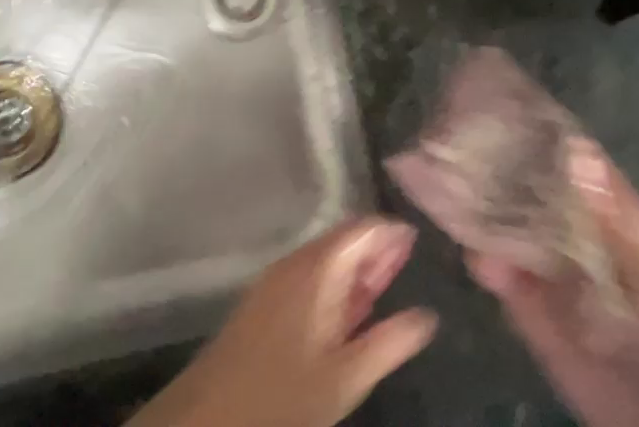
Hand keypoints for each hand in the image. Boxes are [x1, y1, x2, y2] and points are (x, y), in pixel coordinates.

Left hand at [127, 217, 437, 426]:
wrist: (211, 411)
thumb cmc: (284, 394)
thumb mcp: (347, 375)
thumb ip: (390, 342)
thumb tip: (427, 316)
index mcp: (317, 271)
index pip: (359, 230)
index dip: (389, 230)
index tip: (416, 235)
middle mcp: (294, 265)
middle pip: (341, 242)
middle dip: (375, 245)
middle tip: (409, 251)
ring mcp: (275, 280)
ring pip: (324, 259)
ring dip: (355, 264)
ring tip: (389, 271)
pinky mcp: (264, 300)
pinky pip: (308, 276)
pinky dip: (334, 280)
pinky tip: (350, 301)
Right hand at [466, 157, 638, 426]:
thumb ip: (616, 219)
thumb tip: (579, 151)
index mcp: (627, 232)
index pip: (587, 175)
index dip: (556, 143)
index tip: (520, 106)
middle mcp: (586, 245)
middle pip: (543, 198)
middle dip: (511, 172)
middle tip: (474, 143)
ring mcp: (557, 279)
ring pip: (516, 233)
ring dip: (490, 215)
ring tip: (460, 191)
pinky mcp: (533, 313)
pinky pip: (505, 277)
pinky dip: (489, 263)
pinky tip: (477, 255)